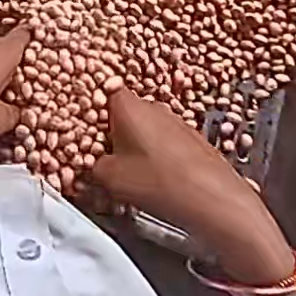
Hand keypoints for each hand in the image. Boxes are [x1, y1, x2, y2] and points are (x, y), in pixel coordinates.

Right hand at [92, 91, 295, 283]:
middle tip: (94, 154)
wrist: (217, 203)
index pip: (100, 92)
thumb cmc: (160, 182)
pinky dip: (152, 155)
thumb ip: (91, 165)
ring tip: (122, 171)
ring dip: (130, 144)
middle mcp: (153, 107)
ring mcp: (176, 122)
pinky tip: (150, 178)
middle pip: (120, 112)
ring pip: (142, 128)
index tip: (78, 125)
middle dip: (106, 131)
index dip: (87, 108)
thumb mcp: (109, 177)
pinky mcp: (192, 141)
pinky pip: (161, 142)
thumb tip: (89, 164)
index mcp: (128, 106)